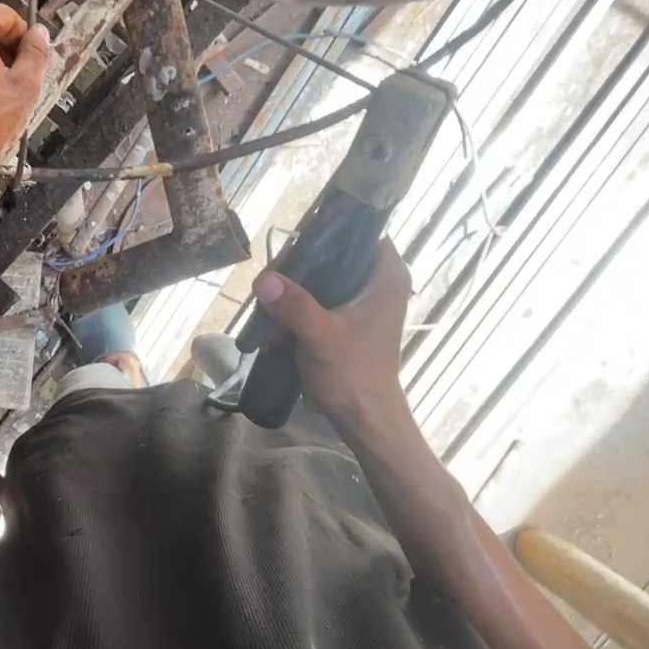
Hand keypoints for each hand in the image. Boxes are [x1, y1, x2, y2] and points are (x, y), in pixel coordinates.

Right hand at [252, 239, 413, 433]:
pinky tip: (277, 323)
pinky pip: (316, 298)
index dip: (327, 230)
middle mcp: (377, 282)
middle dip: (298, 266)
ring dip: (293, 289)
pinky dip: (296, 306)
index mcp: (386, 276)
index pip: (359, 230)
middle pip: (332, 252)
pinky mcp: (346, 318)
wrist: (364, 418)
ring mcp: (361, 301)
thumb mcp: (320, 337)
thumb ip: (294, 305)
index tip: (295, 243)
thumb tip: (263, 279)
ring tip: (271, 308)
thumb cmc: (353, 375)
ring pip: (320, 276)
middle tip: (273, 282)